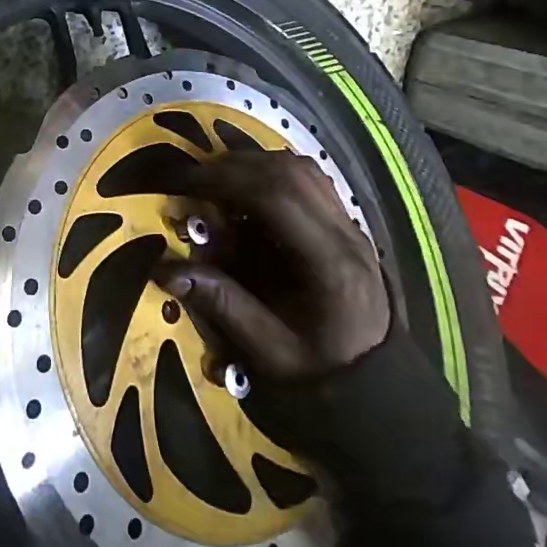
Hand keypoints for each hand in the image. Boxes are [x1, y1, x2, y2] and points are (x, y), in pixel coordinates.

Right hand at [159, 150, 389, 379]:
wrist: (377, 381)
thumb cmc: (322, 370)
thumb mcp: (271, 352)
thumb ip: (225, 306)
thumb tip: (169, 271)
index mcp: (329, 263)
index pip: (277, 196)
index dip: (228, 181)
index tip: (187, 185)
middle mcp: (345, 232)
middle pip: (288, 172)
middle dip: (235, 167)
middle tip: (194, 179)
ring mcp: (350, 223)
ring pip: (301, 168)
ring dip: (256, 165)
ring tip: (218, 180)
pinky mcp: (347, 222)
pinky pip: (310, 178)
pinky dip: (274, 173)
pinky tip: (250, 189)